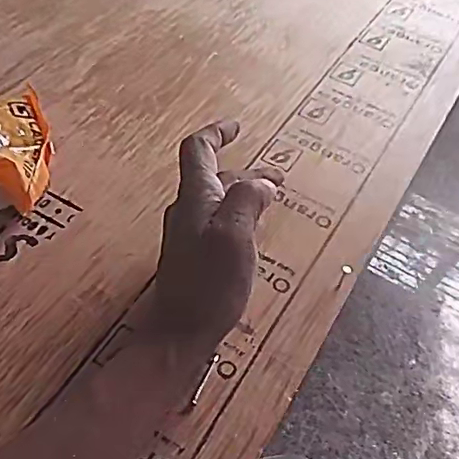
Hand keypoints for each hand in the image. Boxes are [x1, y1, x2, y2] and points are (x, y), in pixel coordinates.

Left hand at [143, 121, 281, 353]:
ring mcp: (187, 236)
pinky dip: (238, 217)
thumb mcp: (234, 237)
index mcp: (194, 199)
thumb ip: (245, 201)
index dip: (216, 133)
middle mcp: (186, 212)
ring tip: (272, 201)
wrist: (180, 333)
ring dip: (244, 194)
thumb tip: (261, 182)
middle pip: (213, 177)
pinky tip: (252, 232)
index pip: (198, 151)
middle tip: (278, 178)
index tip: (237, 126)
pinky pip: (217, 224)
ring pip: (217, 202)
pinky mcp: (192, 258)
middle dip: (246, 171)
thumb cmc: (209, 285)